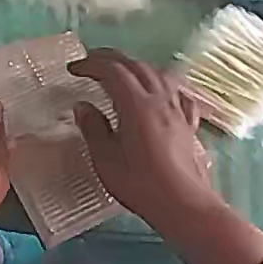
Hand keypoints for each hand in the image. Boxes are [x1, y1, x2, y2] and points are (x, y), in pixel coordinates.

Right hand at [69, 49, 222, 234]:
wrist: (185, 206)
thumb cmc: (141, 185)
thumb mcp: (106, 160)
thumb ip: (93, 129)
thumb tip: (83, 106)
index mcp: (137, 106)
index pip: (112, 72)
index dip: (91, 65)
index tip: (74, 69)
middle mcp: (160, 101)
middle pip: (136, 66)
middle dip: (111, 58)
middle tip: (90, 61)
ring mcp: (178, 110)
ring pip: (158, 74)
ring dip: (135, 66)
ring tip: (120, 71)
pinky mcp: (188, 123)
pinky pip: (176, 92)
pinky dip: (161, 83)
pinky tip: (159, 90)